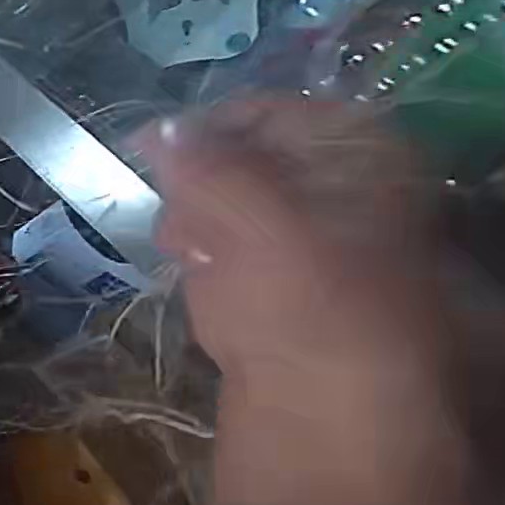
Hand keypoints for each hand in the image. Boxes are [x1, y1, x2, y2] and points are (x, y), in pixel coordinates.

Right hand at [134, 99, 441, 379]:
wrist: (311, 392)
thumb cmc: (302, 301)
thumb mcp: (257, 223)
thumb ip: (206, 168)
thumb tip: (157, 127)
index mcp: (353, 160)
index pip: (272, 111)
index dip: (211, 123)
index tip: (151, 144)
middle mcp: (324, 183)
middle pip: (235, 151)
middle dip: (194, 179)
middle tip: (181, 209)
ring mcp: (287, 223)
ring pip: (212, 190)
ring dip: (187, 212)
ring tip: (187, 245)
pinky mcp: (254, 259)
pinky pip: (206, 225)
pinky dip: (190, 238)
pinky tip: (190, 261)